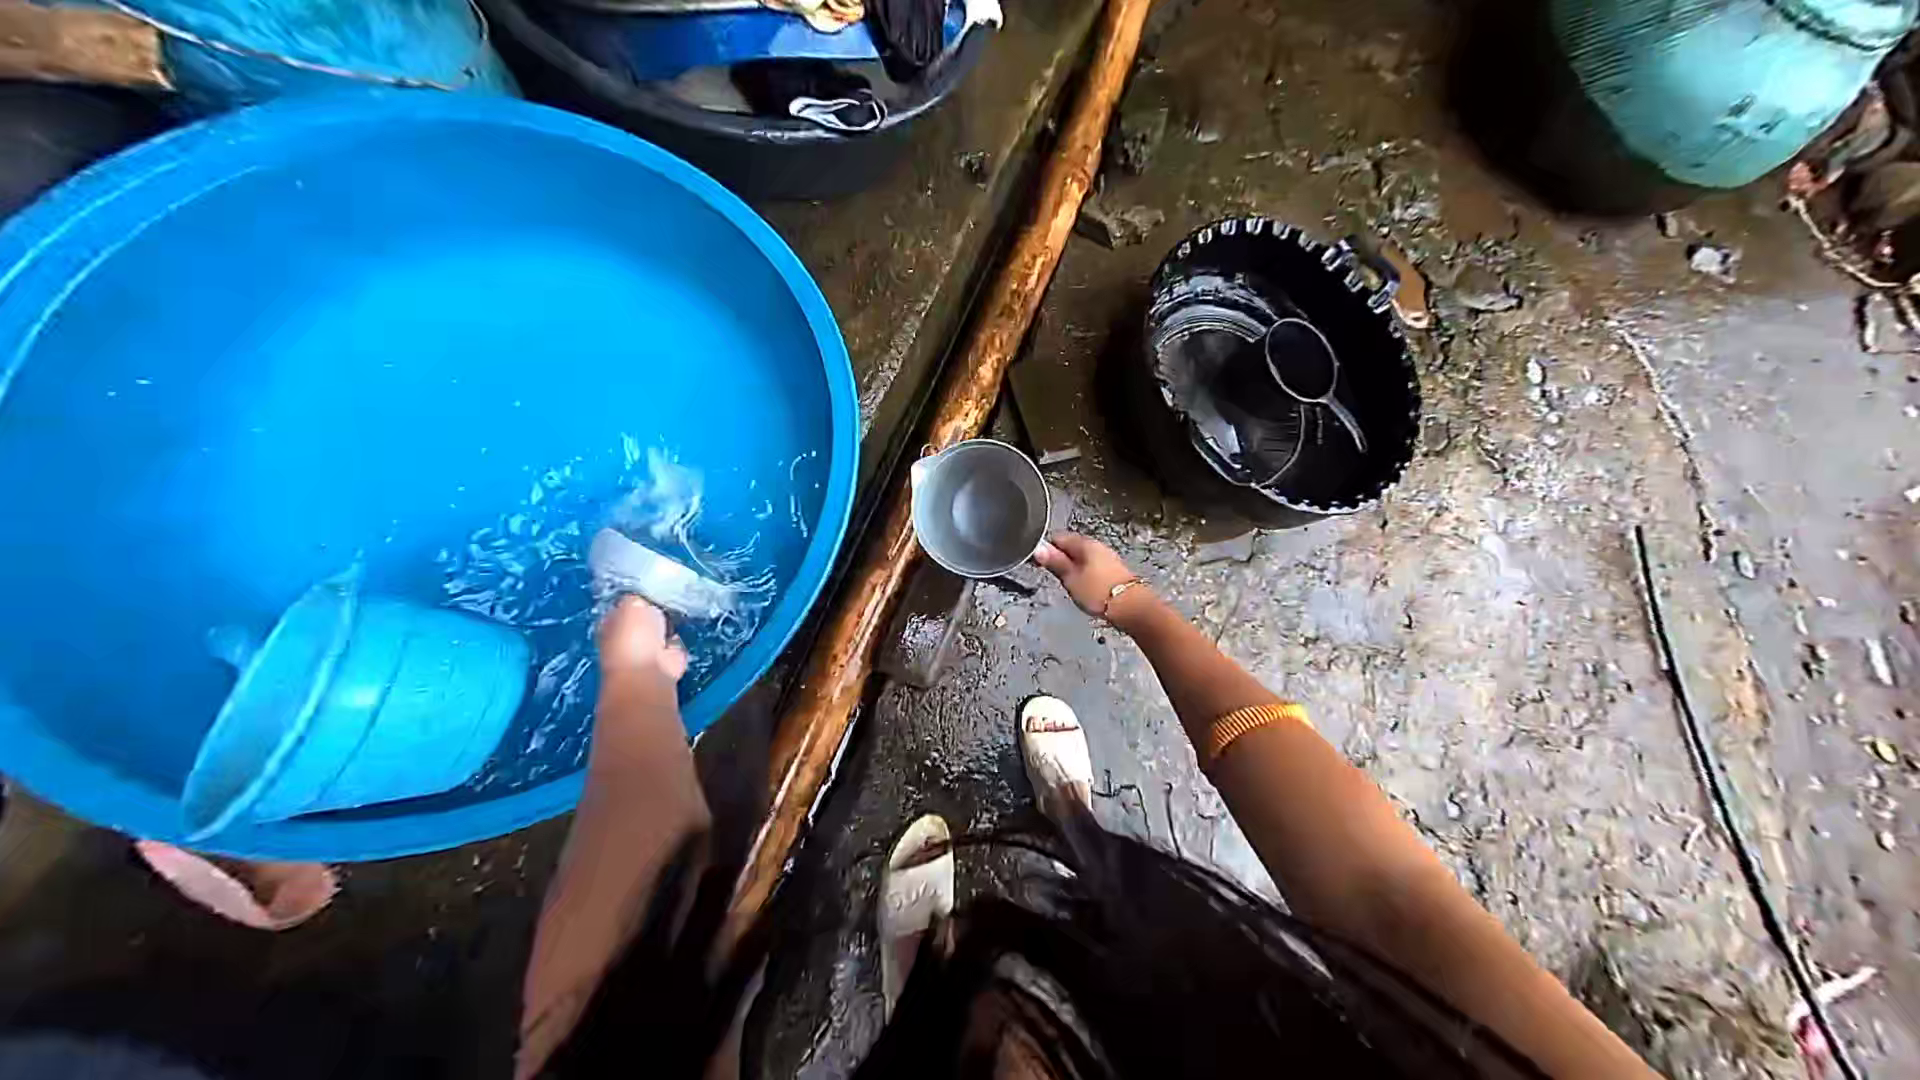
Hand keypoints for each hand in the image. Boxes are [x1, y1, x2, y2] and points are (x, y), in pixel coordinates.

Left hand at [596, 595, 687, 686]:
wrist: (649, 670)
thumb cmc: (634, 635)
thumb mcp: (633, 602)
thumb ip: (639, 595)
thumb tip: (647, 596)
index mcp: (612, 622)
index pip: (625, 603)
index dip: (638, 593)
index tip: (653, 584)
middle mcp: (626, 636)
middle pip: (644, 615)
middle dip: (656, 607)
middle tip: (669, 594)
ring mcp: (646, 649)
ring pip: (660, 627)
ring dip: (668, 621)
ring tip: (679, 607)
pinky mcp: (666, 659)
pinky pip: (674, 641)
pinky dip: (678, 637)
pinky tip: (684, 626)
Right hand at [1032, 532, 1140, 617]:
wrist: (1132, 608)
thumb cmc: (1100, 593)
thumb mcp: (1070, 578)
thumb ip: (1055, 562)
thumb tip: (1038, 548)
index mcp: (1085, 544)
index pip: (1058, 537)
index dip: (1046, 550)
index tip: (1040, 564)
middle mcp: (1098, 547)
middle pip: (1071, 548)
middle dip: (1061, 561)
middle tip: (1057, 579)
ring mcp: (1108, 558)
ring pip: (1083, 559)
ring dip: (1074, 569)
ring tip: (1071, 587)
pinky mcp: (1114, 571)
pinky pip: (1093, 568)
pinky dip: (1086, 576)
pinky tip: (1086, 589)